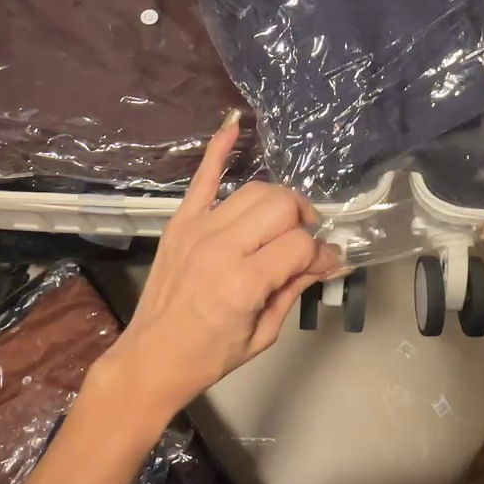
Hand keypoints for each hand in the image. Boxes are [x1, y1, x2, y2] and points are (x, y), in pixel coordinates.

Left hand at [94, 110, 341, 417]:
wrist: (151, 359)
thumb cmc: (210, 354)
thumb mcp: (263, 333)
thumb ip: (296, 287)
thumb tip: (332, 259)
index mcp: (244, 283)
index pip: (300, 245)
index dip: (321, 253)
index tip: (328, 261)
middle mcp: (222, 247)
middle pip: (280, 207)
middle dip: (303, 219)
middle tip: (305, 239)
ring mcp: (199, 229)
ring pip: (254, 191)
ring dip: (279, 199)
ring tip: (285, 217)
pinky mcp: (181, 220)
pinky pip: (203, 177)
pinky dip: (218, 149)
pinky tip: (234, 125)